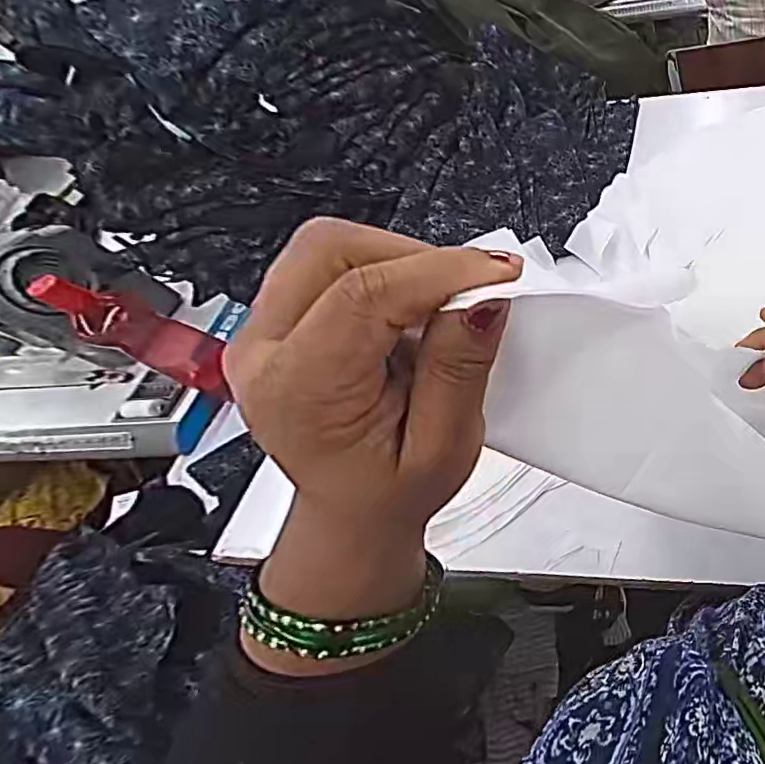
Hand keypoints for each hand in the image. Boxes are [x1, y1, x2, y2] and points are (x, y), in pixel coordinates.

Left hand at [224, 218, 519, 670]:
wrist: (353, 513)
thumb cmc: (390, 493)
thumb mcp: (444, 445)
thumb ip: (459, 369)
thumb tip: (481, 301)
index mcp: (300, 389)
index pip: (363, 294)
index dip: (442, 272)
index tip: (499, 274)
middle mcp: (265, 351)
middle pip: (333, 250)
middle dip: (415, 257)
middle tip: (473, 287)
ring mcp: (268, 332)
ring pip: (333, 250)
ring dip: (404, 264)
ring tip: (447, 307)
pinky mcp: (287, 323)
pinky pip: (338, 269)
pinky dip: (393, 276)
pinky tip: (422, 315)